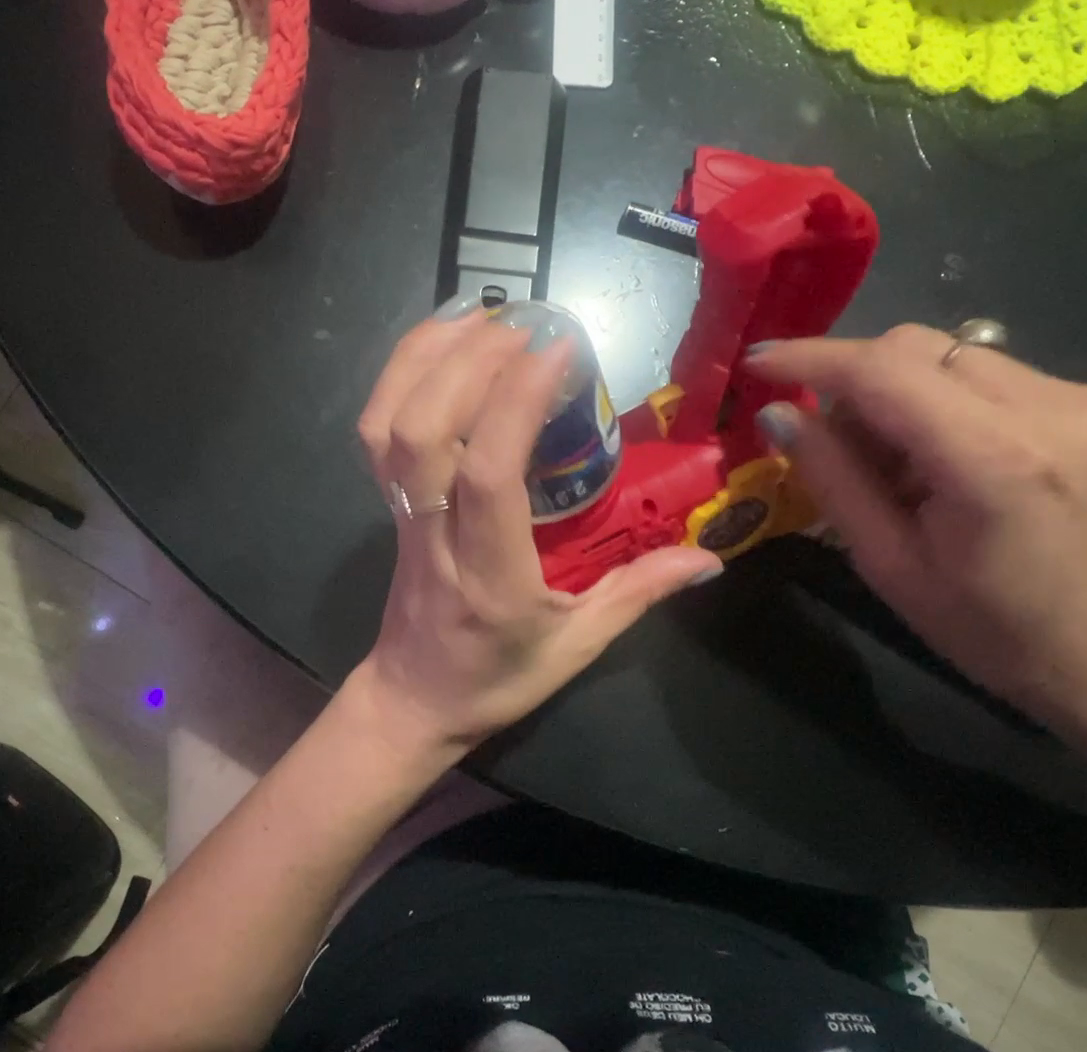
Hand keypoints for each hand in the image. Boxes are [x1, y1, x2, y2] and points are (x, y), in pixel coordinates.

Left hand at [351, 310, 720, 749]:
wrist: (415, 700)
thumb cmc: (495, 679)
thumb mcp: (576, 647)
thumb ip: (638, 593)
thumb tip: (709, 558)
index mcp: (489, 573)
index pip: (488, 474)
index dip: (516, 401)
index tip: (559, 349)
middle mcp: (435, 535)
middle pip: (423, 433)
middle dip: (469, 363)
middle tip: (526, 324)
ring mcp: (402, 517)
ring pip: (388, 425)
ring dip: (428, 357)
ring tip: (482, 316)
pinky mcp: (389, 505)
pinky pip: (377, 431)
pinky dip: (401, 375)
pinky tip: (442, 344)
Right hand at [747, 325, 1086, 736]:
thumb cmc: (992, 631)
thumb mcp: (890, 565)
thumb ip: (832, 478)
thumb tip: (778, 415)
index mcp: (992, 458)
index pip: (882, 370)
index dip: (810, 358)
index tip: (758, 363)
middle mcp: (1045, 405)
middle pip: (915, 346)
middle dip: (851, 377)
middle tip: (826, 440)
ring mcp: (1077, 397)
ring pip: (948, 353)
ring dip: (893, 390)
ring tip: (885, 461)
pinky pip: (984, 373)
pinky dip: (936, 400)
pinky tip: (934, 457)